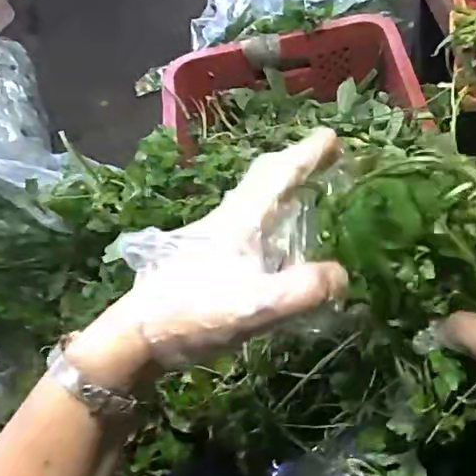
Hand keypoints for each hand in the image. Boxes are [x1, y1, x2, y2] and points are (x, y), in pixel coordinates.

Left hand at [77, 128, 350, 381]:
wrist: (135, 339)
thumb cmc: (193, 314)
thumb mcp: (256, 306)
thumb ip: (304, 290)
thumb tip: (340, 275)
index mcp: (239, 220)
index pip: (278, 175)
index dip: (307, 154)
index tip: (332, 136)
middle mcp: (224, 220)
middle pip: (263, 180)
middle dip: (294, 166)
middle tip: (323, 159)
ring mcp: (209, 239)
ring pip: (252, 203)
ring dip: (280, 193)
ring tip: (306, 198)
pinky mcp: (202, 260)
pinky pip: (246, 227)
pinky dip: (269, 222)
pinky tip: (276, 247)